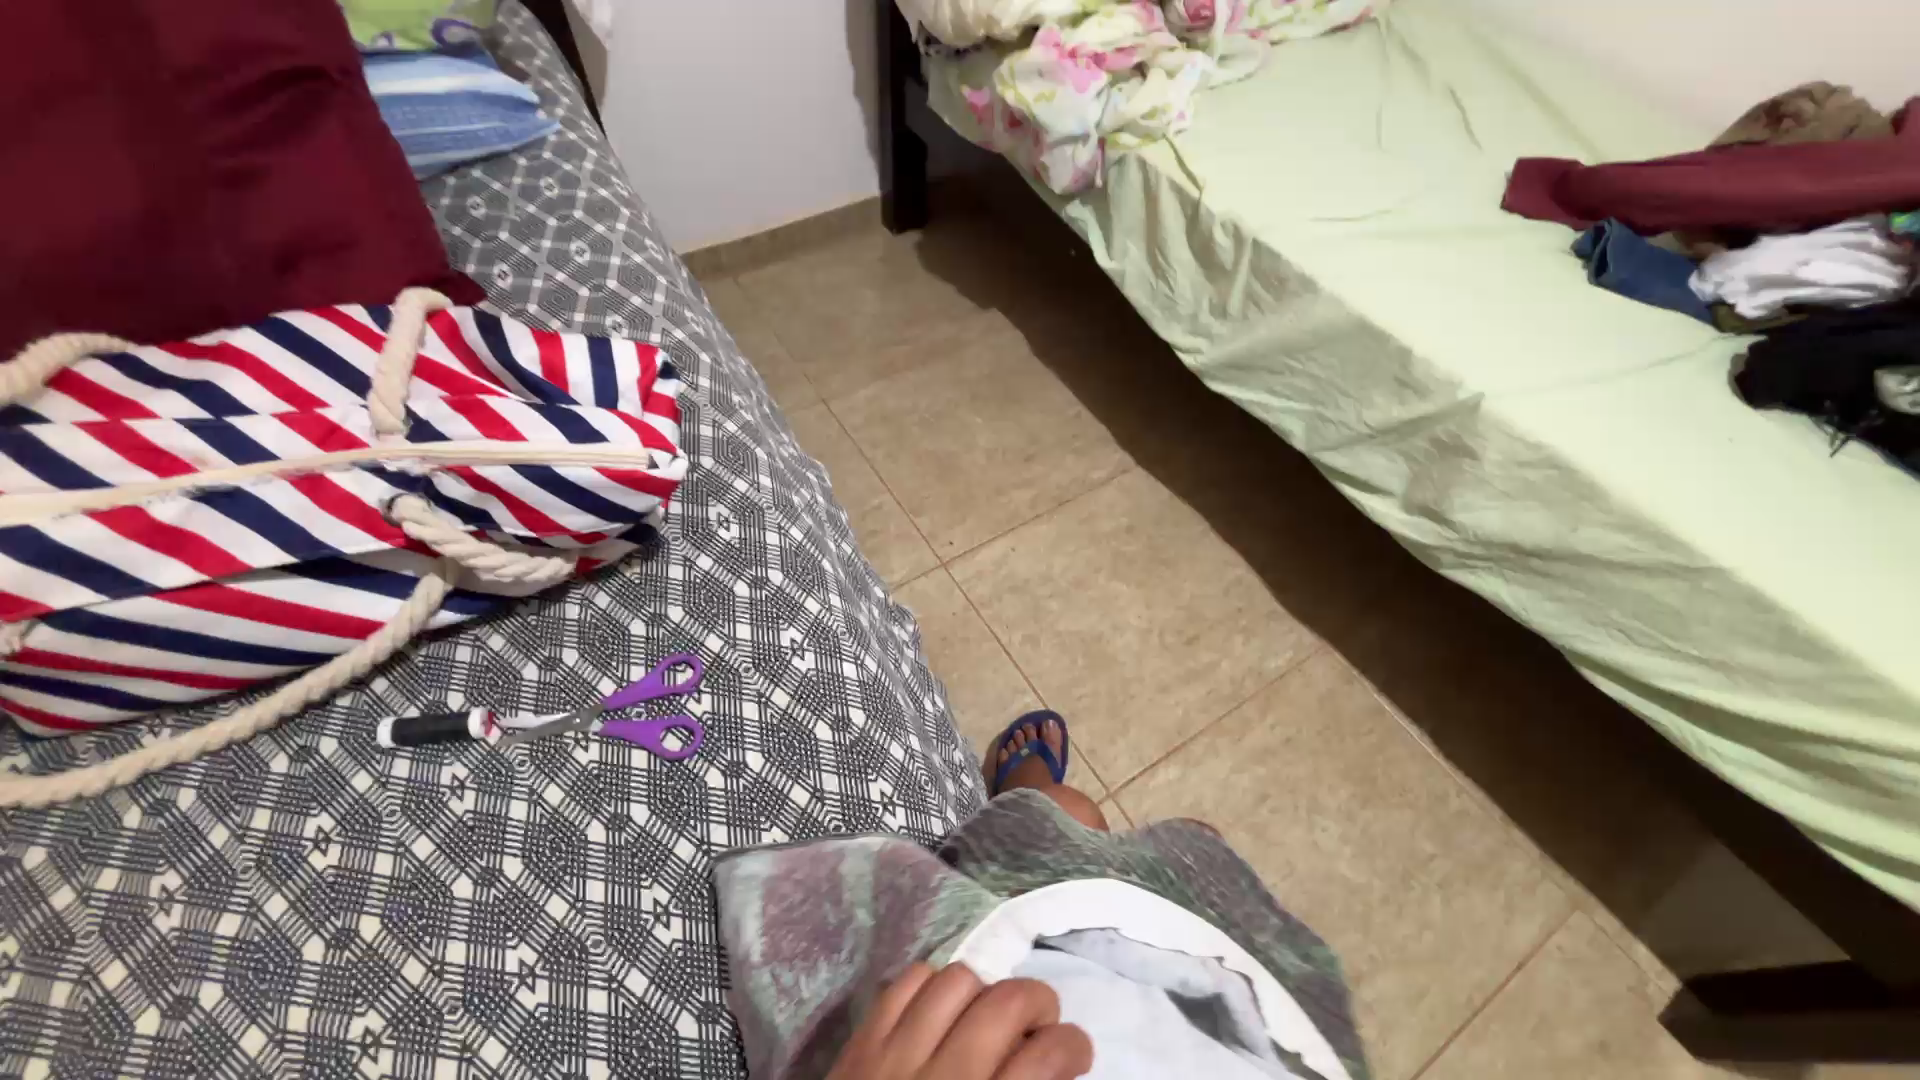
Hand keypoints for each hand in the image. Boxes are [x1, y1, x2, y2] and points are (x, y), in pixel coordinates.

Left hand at [827, 962, 1092, 1079]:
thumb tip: (1055, 1070)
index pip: (1045, 1056)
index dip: (1072, 1044)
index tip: (1074, 1052)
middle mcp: (943, 1079)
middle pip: (1005, 1002)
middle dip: (1038, 1002)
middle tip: (1039, 1024)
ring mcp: (895, 1055)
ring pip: (957, 979)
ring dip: (984, 990)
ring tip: (987, 1014)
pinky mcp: (861, 1042)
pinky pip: (905, 982)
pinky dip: (930, 986)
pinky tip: (940, 1011)